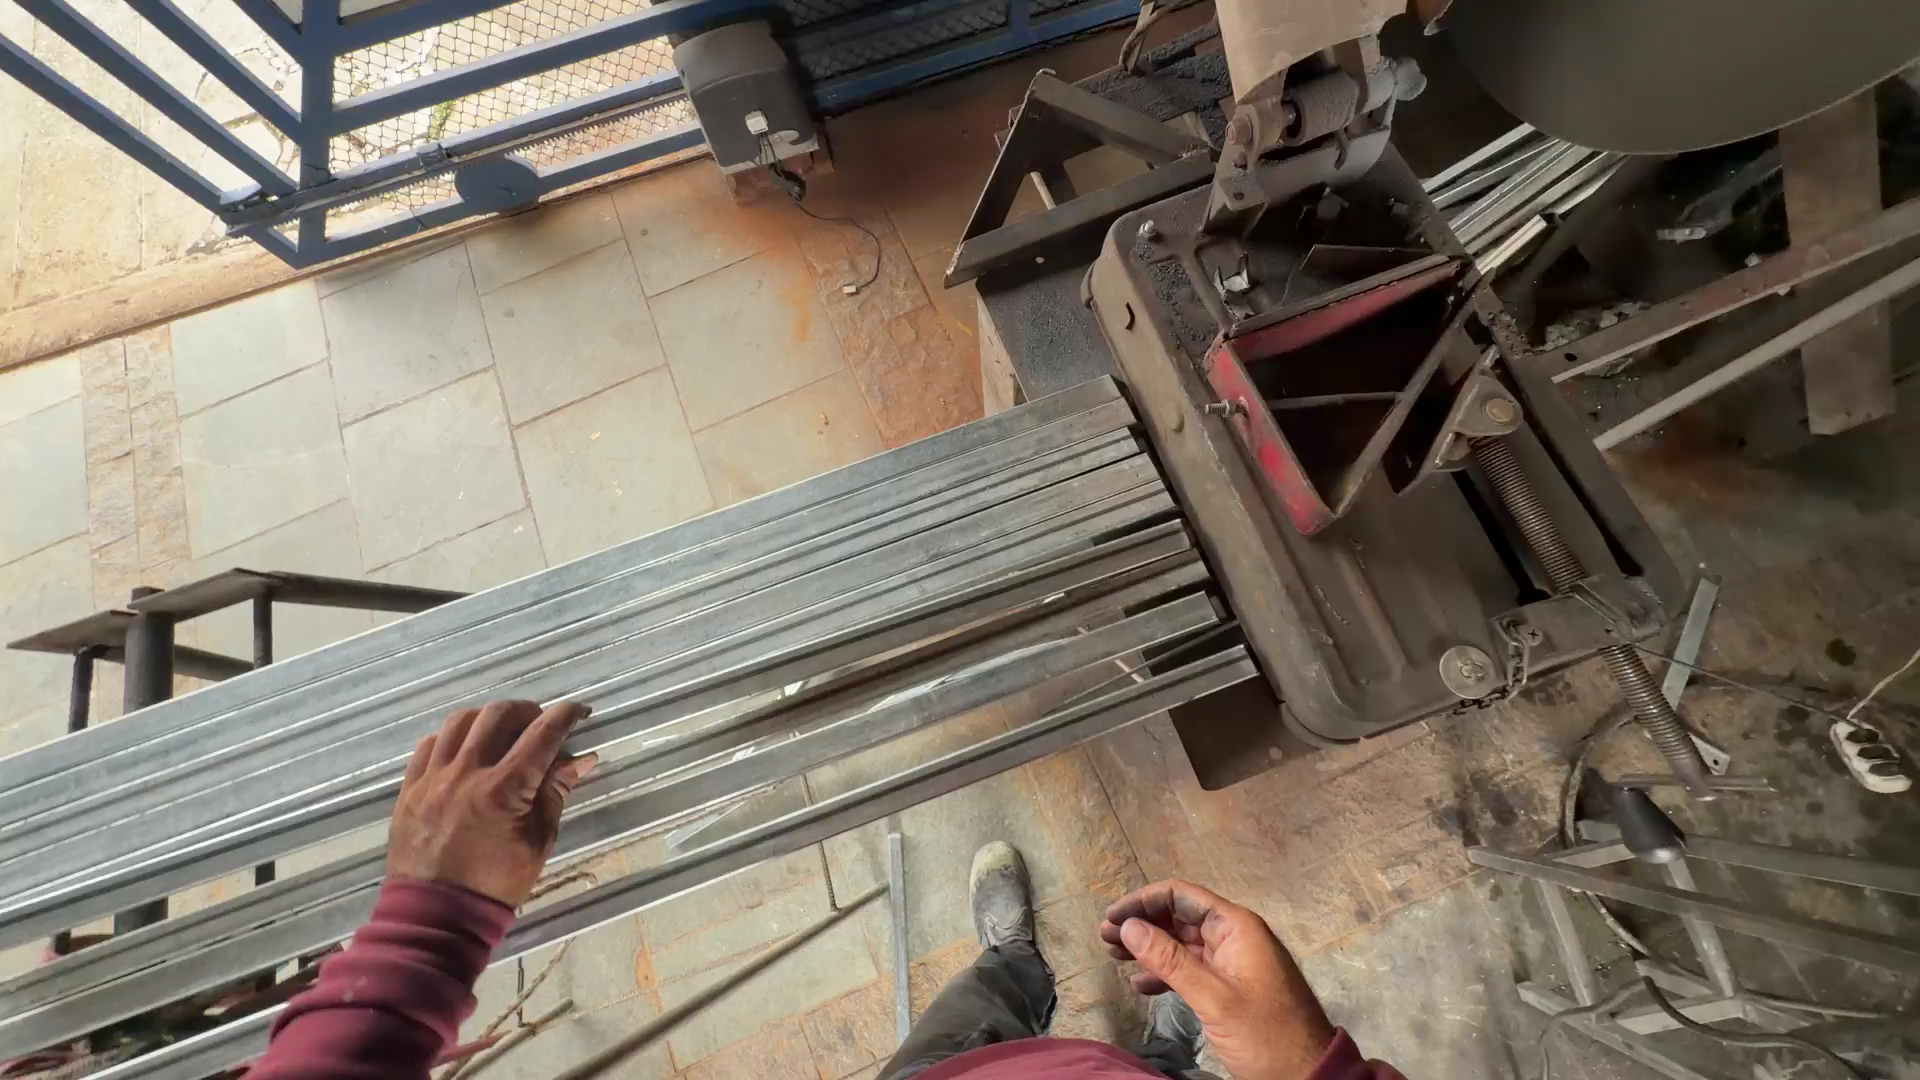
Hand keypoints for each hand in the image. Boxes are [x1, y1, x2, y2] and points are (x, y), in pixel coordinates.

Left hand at [387, 700, 597, 906]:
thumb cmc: (497, 882)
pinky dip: (455, 737)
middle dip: (529, 710)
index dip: (567, 715)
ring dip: (490, 718)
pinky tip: (468, 750)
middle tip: (541, 725)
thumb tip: (581, 759)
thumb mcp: (540, 839)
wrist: (434, 917)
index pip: (544, 732)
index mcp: (505, 789)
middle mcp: (467, 774)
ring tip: (504, 732)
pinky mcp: (409, 790)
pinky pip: (431, 743)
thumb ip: (556, 791)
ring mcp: (433, 780)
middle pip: (500, 714)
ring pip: (462, 721)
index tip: (581, 712)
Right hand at [1099, 880, 1334, 1079]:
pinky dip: (1166, 972)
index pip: (1180, 895)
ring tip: (1114, 957)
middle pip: (1178, 916)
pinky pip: (1192, 967)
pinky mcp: (1231, 986)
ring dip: (1150, 948)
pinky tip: (1141, 985)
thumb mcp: (1213, 998)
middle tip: (1105, 939)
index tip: (1113, 917)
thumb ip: (1169, 959)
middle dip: (1142, 924)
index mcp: (1235, 926)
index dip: (1143, 901)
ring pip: (1182, 942)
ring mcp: (1233, 961)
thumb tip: (1128, 926)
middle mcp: (1234, 935)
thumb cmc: (1266, 1036)